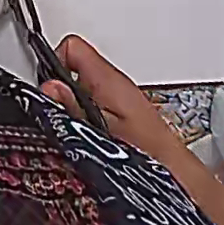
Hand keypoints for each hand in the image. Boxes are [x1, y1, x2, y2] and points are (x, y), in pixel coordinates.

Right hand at [41, 36, 188, 165]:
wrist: (176, 176)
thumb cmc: (147, 155)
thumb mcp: (100, 133)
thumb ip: (72, 109)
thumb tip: (49, 87)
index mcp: (107, 79)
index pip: (72, 48)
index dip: (54, 63)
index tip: (46, 90)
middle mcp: (114, 84)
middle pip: (73, 68)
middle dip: (59, 90)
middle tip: (56, 115)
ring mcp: (118, 99)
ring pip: (82, 89)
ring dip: (71, 108)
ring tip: (72, 132)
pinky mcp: (121, 114)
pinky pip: (92, 105)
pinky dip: (84, 119)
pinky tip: (87, 140)